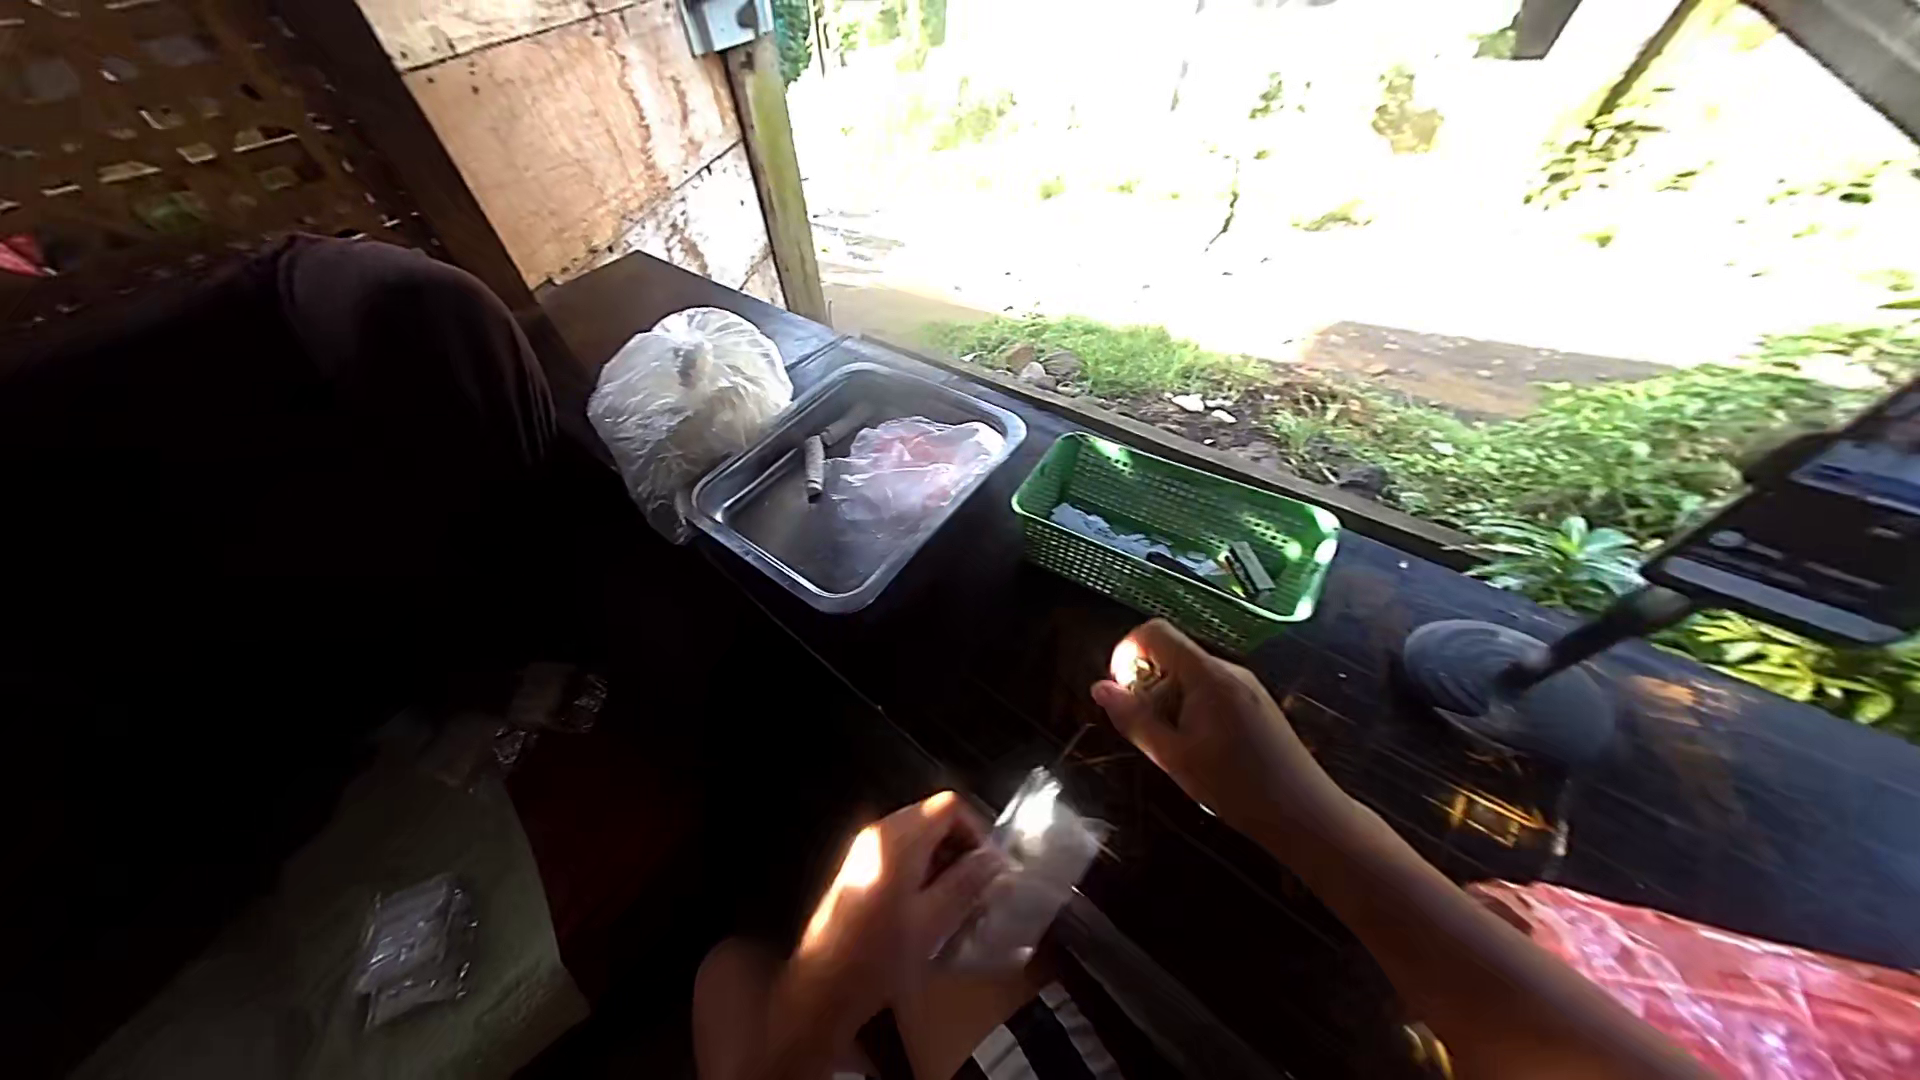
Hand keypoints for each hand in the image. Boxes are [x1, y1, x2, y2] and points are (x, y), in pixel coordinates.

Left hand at [781, 792, 1004, 1034]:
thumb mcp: (932, 921)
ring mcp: (866, 845)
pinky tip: (927, 902)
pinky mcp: (859, 863)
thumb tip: (993, 859)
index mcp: (899, 837)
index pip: (949, 805)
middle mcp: (881, 830)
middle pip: (934, 815)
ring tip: (955, 896)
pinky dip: (921, 863)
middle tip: (976, 883)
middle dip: (960, 843)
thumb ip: (965, 882)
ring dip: (942, 855)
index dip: (976, 829)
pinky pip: (901, 846)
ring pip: (919, 830)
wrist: (821, 989)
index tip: (987, 866)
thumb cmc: (879, 957)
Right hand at [1090, 619, 1357, 850]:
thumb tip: (1099, 688)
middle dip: (1148, 688)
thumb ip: (1133, 719)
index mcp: (1207, 676)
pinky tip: (1201, 748)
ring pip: (1186, 675)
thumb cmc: (1238, 788)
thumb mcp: (1173, 758)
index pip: (1154, 632)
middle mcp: (1227, 669)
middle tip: (1153, 734)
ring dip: (1168, 703)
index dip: (1127, 651)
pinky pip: (1207, 689)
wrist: (1307, 817)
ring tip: (1180, 748)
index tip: (1122, 690)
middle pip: (1169, 656)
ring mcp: (1244, 684)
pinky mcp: (1253, 700)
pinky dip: (1190, 709)